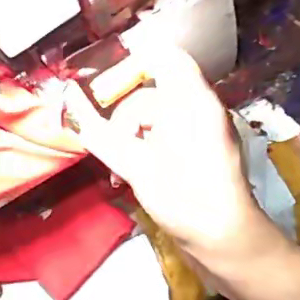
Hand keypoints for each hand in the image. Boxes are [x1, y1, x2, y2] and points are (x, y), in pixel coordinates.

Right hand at [63, 44, 289, 274]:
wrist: (226, 240)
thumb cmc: (186, 199)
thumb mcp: (138, 168)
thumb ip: (103, 136)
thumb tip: (73, 110)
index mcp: (192, 104)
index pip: (167, 59)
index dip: (134, 62)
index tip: (104, 85)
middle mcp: (201, 110)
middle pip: (151, 94)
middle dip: (123, 118)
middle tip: (107, 147)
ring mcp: (203, 132)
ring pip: (155, 118)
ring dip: (130, 138)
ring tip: (120, 170)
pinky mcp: (201, 152)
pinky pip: (165, 135)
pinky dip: (145, 148)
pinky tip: (135, 174)